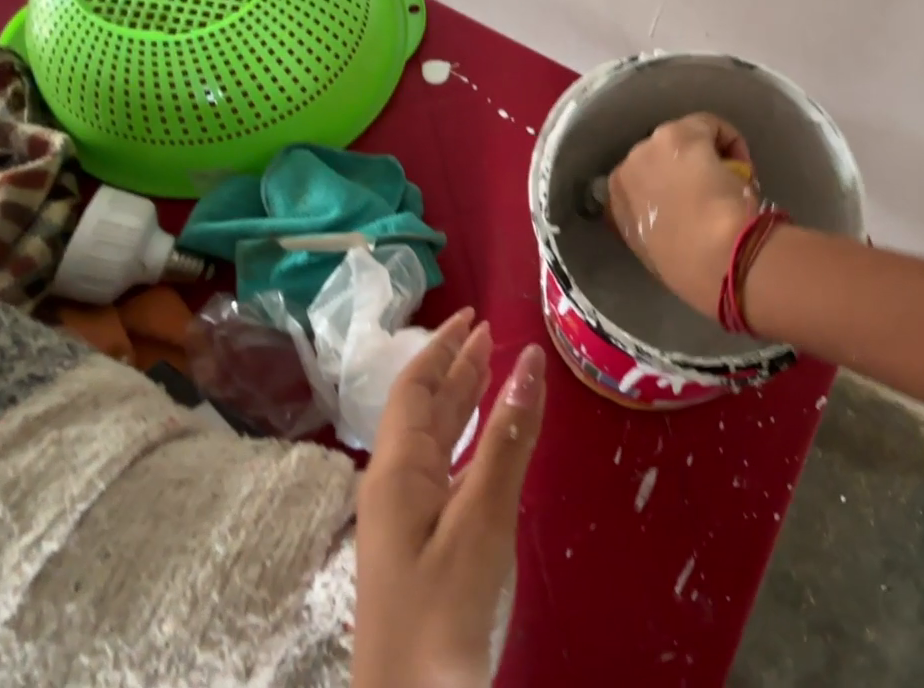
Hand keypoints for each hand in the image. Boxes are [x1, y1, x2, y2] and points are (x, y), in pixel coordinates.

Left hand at [351, 309, 545, 687]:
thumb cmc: (444, 609)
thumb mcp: (483, 519)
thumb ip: (508, 440)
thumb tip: (529, 362)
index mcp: (397, 470)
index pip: (417, 388)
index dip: (445, 348)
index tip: (475, 315)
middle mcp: (394, 485)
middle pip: (423, 409)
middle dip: (455, 367)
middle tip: (489, 332)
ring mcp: (405, 517)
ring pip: (433, 440)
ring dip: (461, 401)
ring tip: (491, 369)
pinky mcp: (421, 542)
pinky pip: (444, 468)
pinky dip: (468, 439)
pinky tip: (485, 441)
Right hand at [605, 113, 759, 314]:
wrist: (713, 255)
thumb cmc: (690, 266)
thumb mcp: (658, 253)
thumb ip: (658, 229)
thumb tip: (679, 221)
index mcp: (616, 203)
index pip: (642, 182)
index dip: (673, 188)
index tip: (695, 203)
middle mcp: (627, 168)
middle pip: (661, 155)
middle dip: (686, 167)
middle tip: (715, 190)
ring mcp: (653, 147)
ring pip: (685, 136)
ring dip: (707, 153)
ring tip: (732, 180)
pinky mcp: (683, 132)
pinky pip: (709, 126)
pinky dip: (730, 142)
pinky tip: (744, 171)